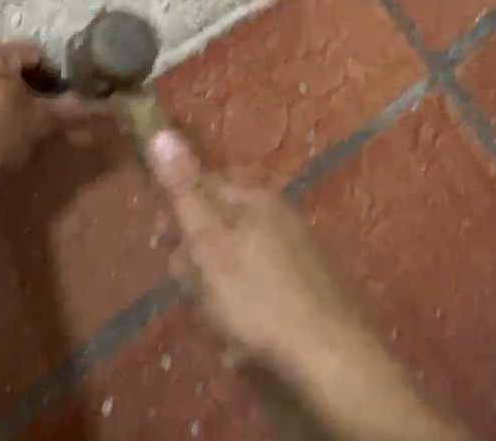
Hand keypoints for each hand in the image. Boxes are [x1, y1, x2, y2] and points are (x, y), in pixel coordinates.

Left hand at [0, 38, 90, 185]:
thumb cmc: (1, 141)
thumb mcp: (42, 122)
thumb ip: (75, 109)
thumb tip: (114, 110)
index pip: (34, 54)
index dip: (51, 76)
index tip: (57, 100)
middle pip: (8, 60)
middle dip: (25, 81)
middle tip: (36, 109)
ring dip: (2, 87)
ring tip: (13, 117)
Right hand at [144, 130, 363, 368]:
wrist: (334, 362)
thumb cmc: (258, 298)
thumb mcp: (208, 241)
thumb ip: (183, 189)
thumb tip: (161, 131)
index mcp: (253, 198)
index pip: (200, 184)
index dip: (176, 212)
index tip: (163, 244)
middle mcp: (278, 214)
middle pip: (218, 222)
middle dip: (196, 254)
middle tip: (191, 288)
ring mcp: (298, 250)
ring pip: (236, 255)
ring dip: (217, 283)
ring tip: (217, 316)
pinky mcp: (309, 285)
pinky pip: (260, 280)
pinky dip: (244, 299)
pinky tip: (242, 328)